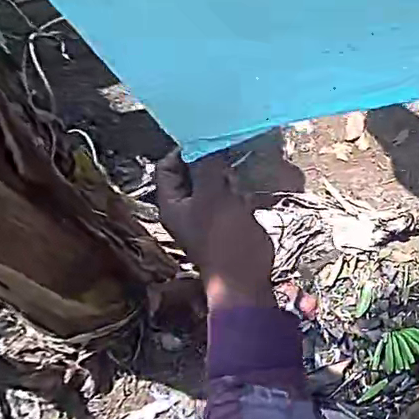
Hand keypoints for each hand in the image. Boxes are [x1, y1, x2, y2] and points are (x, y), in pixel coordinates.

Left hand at [154, 150, 275, 310]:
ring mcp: (208, 216)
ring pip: (215, 185)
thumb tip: (205, 143)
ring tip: (240, 174)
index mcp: (172, 203)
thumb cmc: (224, 237)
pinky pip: (231, 198)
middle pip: (192, 174)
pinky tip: (251, 191)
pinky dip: (240, 191)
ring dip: (228, 176)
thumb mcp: (213, 197)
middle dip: (210, 163)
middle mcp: (186, 208)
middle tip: (227, 157)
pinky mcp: (229, 222)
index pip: (167, 167)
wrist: (245, 278)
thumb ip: (207, 167)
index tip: (207, 140)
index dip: (183, 151)